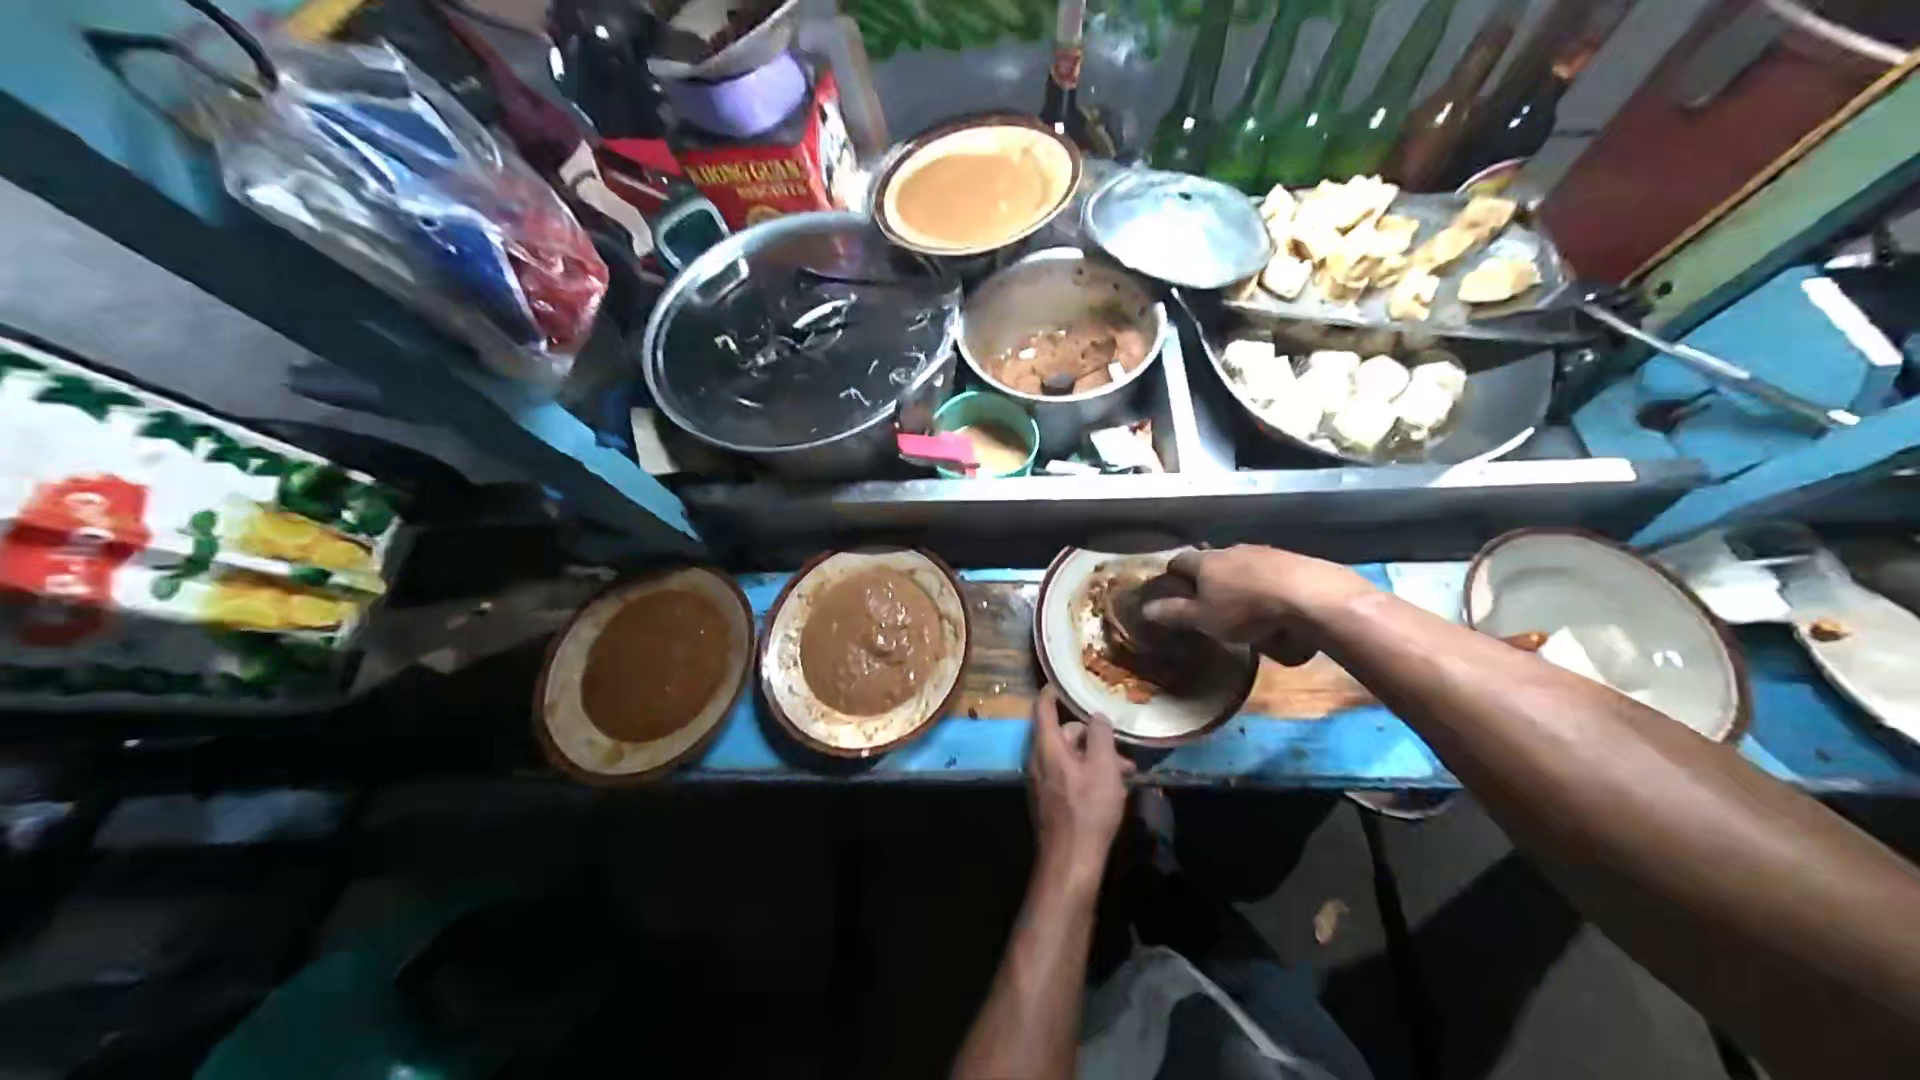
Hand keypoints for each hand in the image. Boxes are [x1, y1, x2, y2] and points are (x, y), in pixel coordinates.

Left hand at [1028, 686, 1132, 880]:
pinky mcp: (1049, 800)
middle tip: (1120, 748)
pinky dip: (1086, 773)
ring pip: (1068, 756)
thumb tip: (1096, 716)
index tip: (1064, 682)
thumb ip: (1101, 736)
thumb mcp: (1103, 767)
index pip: (1043, 707)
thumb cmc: (1088, 810)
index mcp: (1047, 747)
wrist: (1071, 861)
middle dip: (1091, 735)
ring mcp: (1041, 782)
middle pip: (1061, 734)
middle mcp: (1038, 760)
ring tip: (1125, 773)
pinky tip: (1110, 789)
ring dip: (1094, 758)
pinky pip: (1066, 774)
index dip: (1052, 691)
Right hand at [1141, 545, 1371, 665]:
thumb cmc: (1246, 609)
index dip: (1173, 574)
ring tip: (1246, 607)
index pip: (1179, 561)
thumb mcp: (1204, 619)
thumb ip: (1175, 613)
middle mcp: (1231, 550)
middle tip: (1210, 603)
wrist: (1310, 597)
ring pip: (1242, 565)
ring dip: (1240, 582)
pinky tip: (1276, 606)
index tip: (1172, 589)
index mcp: (1205, 561)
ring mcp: (1264, 552)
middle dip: (1209, 578)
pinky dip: (1267, 586)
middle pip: (1212, 561)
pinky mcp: (1292, 560)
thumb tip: (1146, 609)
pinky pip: (1270, 572)